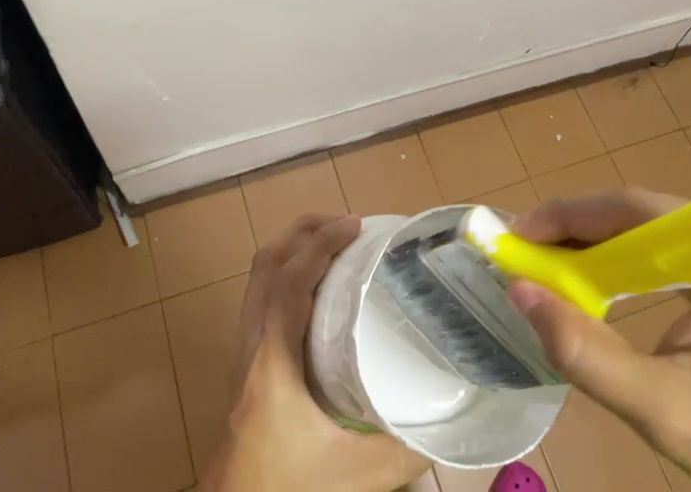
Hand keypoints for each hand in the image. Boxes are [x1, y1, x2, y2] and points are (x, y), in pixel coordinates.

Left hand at [204, 215, 430, 491]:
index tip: (355, 226)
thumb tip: (448, 416)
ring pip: (257, 277)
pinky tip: (315, 288)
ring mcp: (241, 349)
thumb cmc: (288, 486)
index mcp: (273, 360)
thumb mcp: (355, 474)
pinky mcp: (243, 360)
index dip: (320, 245)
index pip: (290, 281)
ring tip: (332, 242)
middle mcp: (251, 343)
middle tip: (347, 225)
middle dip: (304, 232)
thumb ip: (404, 448)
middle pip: (265, 264)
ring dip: (291, 248)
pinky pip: (258, 295)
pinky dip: (284, 272)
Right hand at [508, 189, 690, 491]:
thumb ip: (584, 351)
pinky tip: (608, 278)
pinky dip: (639, 256)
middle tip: (529, 253)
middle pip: (652, 211)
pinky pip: (686, 244)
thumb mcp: (663, 412)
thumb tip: (520, 292)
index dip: (573, 215)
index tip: (518, 235)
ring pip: (665, 224)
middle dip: (584, 227)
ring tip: (557, 264)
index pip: (643, 211)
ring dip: (607, 240)